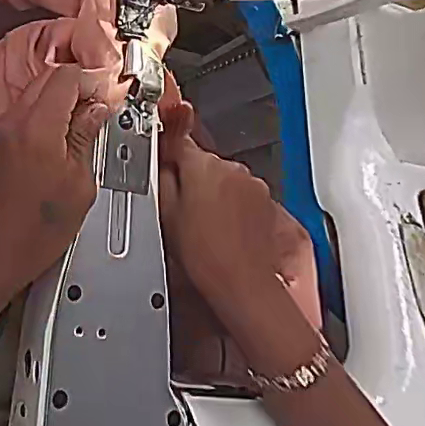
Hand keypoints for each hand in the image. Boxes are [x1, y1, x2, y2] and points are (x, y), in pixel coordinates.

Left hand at [0, 64, 110, 322]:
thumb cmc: (37, 229)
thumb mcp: (80, 182)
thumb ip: (87, 136)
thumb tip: (97, 110)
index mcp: (36, 128)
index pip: (67, 77)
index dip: (94, 80)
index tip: (109, 92)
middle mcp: (12, 122)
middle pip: (49, 77)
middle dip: (79, 84)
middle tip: (102, 103)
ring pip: (35, 91)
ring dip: (62, 97)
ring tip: (84, 120)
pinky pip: (23, 110)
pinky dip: (45, 111)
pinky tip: (62, 134)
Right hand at [157, 105, 301, 319]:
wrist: (242, 280)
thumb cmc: (205, 253)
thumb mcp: (166, 214)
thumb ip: (160, 178)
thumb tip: (159, 162)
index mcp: (204, 166)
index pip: (179, 144)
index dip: (167, 155)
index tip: (162, 164)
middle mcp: (232, 168)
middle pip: (203, 164)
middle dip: (192, 180)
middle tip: (181, 209)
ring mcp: (252, 184)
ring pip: (223, 179)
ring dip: (213, 193)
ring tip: (203, 224)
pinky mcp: (265, 200)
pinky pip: (241, 194)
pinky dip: (232, 205)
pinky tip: (222, 229)